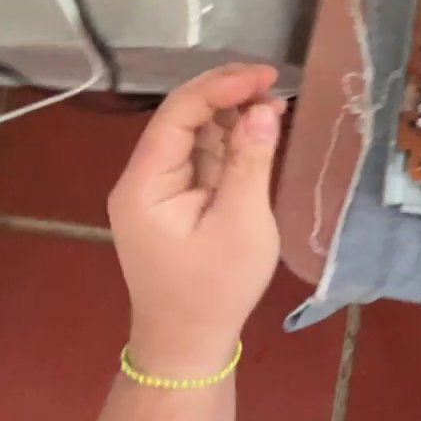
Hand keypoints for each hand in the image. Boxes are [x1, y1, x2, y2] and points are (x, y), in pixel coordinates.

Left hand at [107, 65, 286, 377]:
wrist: (190, 344)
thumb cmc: (214, 288)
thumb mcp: (241, 224)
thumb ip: (251, 161)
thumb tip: (265, 107)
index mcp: (145, 184)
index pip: (177, 114)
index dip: (220, 87)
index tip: (265, 77)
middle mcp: (146, 176)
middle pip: (183, 113)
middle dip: (227, 91)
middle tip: (273, 80)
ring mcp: (163, 183)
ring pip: (196, 126)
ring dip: (234, 108)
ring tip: (275, 100)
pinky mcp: (182, 192)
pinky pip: (206, 148)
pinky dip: (235, 131)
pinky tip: (263, 122)